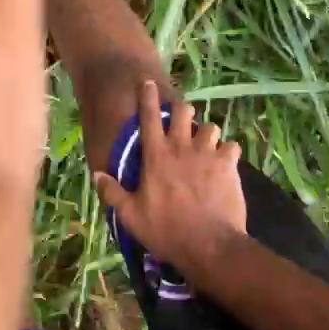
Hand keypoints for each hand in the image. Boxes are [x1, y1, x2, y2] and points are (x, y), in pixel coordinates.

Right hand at [93, 81, 247, 271]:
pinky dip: (229, 152)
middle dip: (184, 110)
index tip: (148, 82)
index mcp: (156, 155)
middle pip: (184, 110)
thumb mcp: (131, 216)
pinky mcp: (229, 165)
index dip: (147, 95)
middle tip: (183, 122)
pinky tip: (227, 163)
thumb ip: (113, 193)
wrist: (209, 246)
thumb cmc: (166, 230)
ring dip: (207, 134)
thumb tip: (96, 175)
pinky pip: (232, 147)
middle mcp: (181, 146)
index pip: (149, 116)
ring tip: (207, 145)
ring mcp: (207, 153)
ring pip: (210, 126)